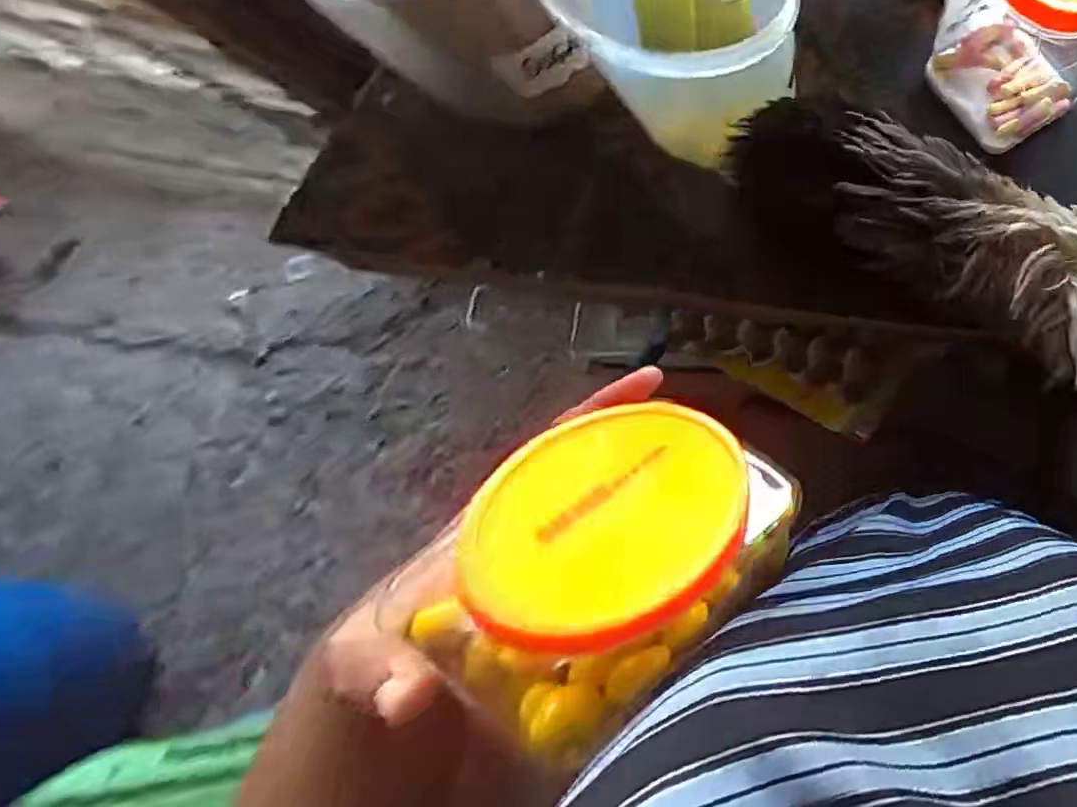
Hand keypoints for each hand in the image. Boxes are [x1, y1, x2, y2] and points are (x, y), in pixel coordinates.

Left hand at [323, 366, 666, 725]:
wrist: (387, 691)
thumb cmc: (376, 655)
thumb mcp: (367, 661)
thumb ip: (382, 673)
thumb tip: (409, 698)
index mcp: (494, 514)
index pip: (551, 445)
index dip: (599, 409)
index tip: (649, 380)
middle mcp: (533, 522)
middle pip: (595, 465)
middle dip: (642, 437)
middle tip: (697, 429)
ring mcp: (556, 554)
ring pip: (614, 507)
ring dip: (656, 491)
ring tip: (709, 483)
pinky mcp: (571, 592)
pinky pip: (621, 556)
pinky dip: (653, 549)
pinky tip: (689, 558)